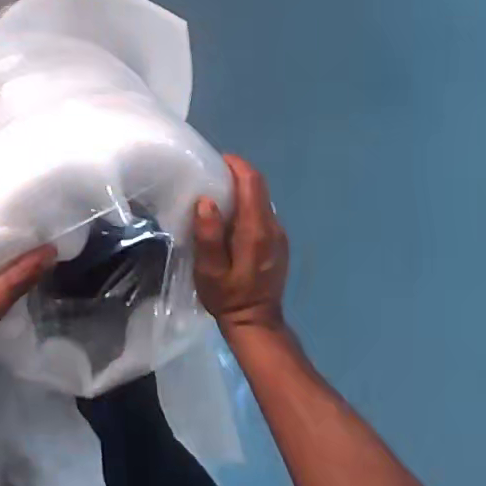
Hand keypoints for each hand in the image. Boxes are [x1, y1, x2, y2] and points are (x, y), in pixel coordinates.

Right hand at [193, 153, 289, 334]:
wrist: (257, 325)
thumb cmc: (228, 297)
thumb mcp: (209, 271)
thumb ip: (208, 236)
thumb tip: (206, 201)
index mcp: (256, 230)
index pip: (252, 183)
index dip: (236, 165)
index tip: (216, 160)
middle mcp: (273, 227)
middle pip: (259, 187)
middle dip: (238, 173)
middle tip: (212, 174)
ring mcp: (279, 235)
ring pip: (262, 199)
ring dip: (242, 189)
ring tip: (218, 193)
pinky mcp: (279, 243)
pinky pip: (264, 212)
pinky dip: (248, 204)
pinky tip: (231, 217)